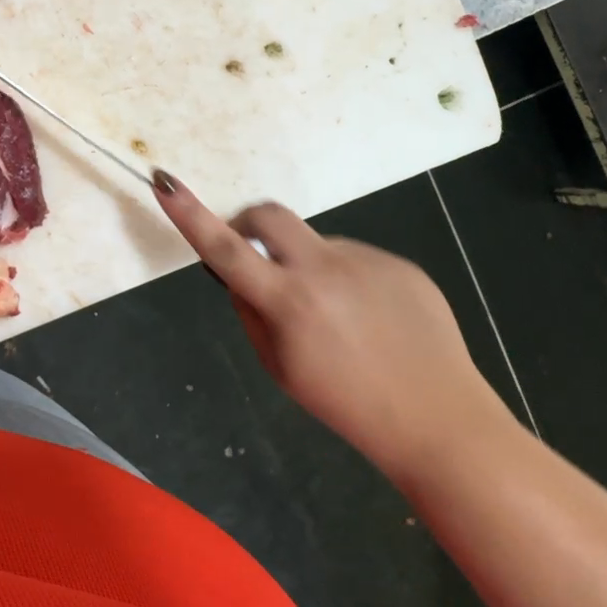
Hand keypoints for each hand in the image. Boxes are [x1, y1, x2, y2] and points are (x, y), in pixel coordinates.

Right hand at [151, 169, 518, 482]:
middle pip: (270, 215)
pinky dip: (346, 281)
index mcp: (289, 302)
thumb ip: (251, 312)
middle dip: (248, 222)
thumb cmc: (345, 403)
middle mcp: (327, 270)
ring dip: (307, 266)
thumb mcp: (278, 365)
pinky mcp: (402, 266)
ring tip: (336, 318)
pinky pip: (355, 261)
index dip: (189, 215)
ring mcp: (369, 262)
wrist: (440, 422)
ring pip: (315, 245)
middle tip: (253, 255)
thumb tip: (240, 277)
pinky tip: (369, 320)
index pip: (224, 249)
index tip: (165, 183)